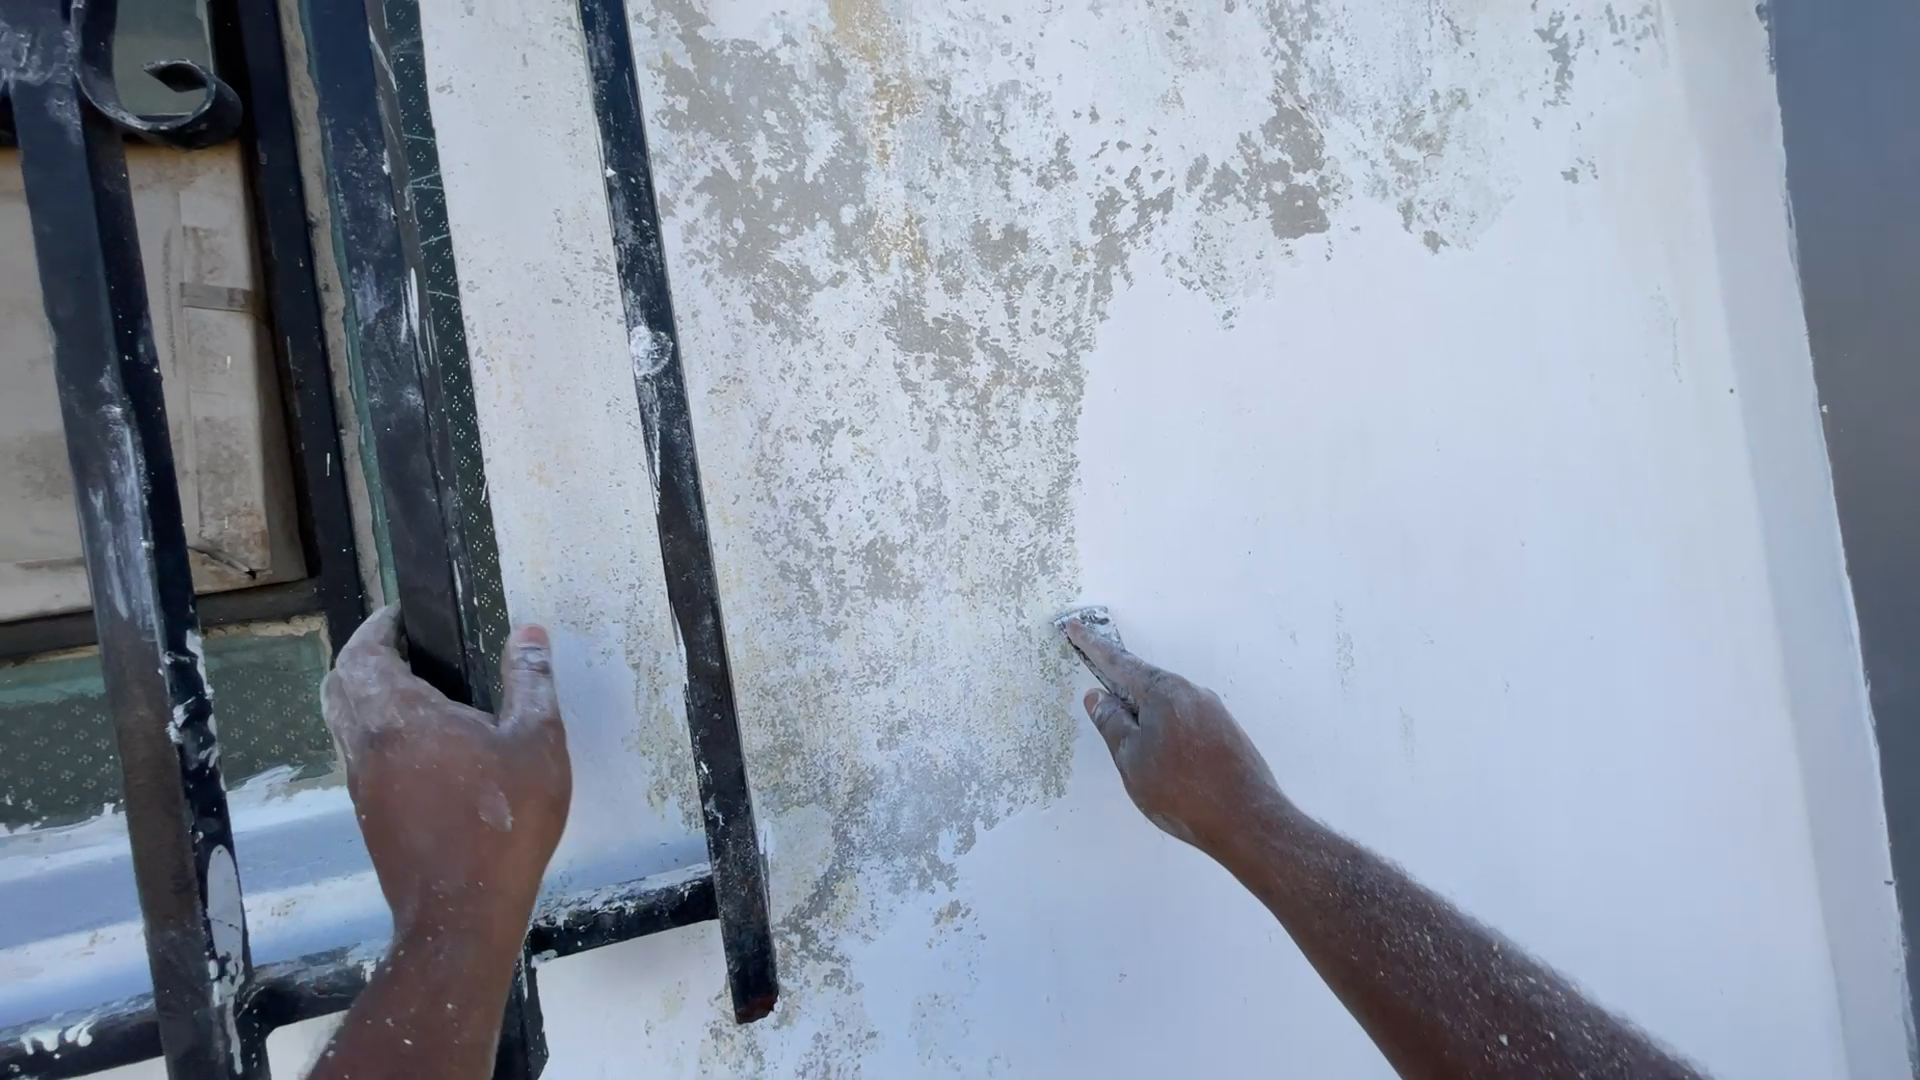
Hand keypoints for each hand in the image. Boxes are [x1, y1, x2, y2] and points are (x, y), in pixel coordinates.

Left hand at [322, 605, 571, 946]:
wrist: (463, 908)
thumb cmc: (506, 816)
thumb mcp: (538, 740)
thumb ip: (531, 681)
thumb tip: (529, 632)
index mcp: (401, 719)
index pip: (361, 657)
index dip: (375, 628)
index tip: (400, 613)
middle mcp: (368, 746)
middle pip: (340, 687)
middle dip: (365, 657)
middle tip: (409, 645)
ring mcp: (364, 783)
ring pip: (347, 722)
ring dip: (368, 693)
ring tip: (423, 686)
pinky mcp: (371, 812)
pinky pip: (363, 751)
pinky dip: (380, 727)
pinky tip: (431, 742)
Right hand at [1063, 620, 1281, 852]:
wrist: (1248, 823)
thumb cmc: (1180, 790)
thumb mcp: (1130, 757)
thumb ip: (1111, 722)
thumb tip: (1097, 696)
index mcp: (1164, 691)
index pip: (1119, 662)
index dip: (1093, 646)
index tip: (1075, 627)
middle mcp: (1191, 692)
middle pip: (1145, 683)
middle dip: (1122, 691)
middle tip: (1103, 706)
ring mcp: (1212, 712)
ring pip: (1166, 705)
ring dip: (1145, 718)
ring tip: (1138, 754)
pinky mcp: (1226, 733)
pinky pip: (1184, 720)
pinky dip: (1165, 730)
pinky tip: (1165, 761)